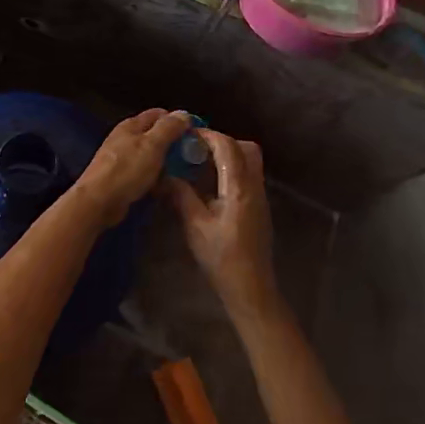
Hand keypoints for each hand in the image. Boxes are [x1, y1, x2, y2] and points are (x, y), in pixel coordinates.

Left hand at [71, 109, 193, 226]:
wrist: (98, 200)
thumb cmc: (127, 169)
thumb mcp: (152, 145)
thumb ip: (168, 128)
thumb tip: (183, 113)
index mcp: (131, 125)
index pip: (159, 114)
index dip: (177, 121)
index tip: (194, 134)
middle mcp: (125, 137)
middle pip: (153, 134)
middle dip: (172, 142)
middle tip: (192, 155)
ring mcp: (121, 157)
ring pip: (149, 154)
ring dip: (164, 160)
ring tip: (184, 170)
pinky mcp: (120, 176)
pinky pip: (143, 170)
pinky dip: (154, 174)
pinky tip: (165, 184)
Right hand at [162, 129, 280, 320]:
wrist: (250, 288)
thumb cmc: (222, 257)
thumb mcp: (195, 226)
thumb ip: (181, 195)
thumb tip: (164, 175)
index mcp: (239, 188)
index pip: (228, 147)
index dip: (208, 135)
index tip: (187, 135)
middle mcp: (254, 187)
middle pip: (246, 149)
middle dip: (221, 142)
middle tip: (196, 149)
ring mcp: (259, 197)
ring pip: (249, 162)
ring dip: (226, 156)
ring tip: (199, 164)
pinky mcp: (257, 207)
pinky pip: (247, 176)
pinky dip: (229, 170)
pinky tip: (208, 185)